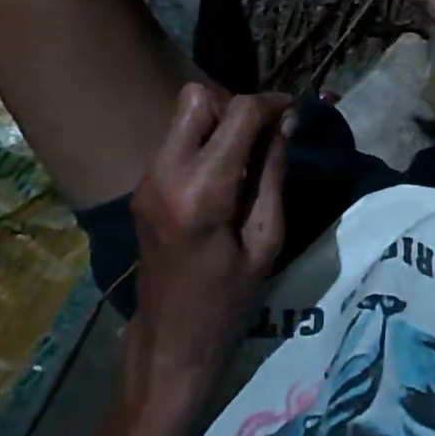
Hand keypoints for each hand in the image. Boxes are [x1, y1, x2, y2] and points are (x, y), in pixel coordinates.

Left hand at [128, 85, 291, 380]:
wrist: (169, 339)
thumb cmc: (228, 299)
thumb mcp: (265, 239)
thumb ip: (272, 173)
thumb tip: (285, 121)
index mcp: (201, 192)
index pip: (238, 114)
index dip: (270, 103)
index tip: (291, 109)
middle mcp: (166, 172)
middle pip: (197, 96)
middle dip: (234, 106)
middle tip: (259, 135)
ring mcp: (148, 175)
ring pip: (184, 111)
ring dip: (218, 120)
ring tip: (244, 154)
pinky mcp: (143, 182)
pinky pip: (176, 136)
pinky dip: (203, 137)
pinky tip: (221, 171)